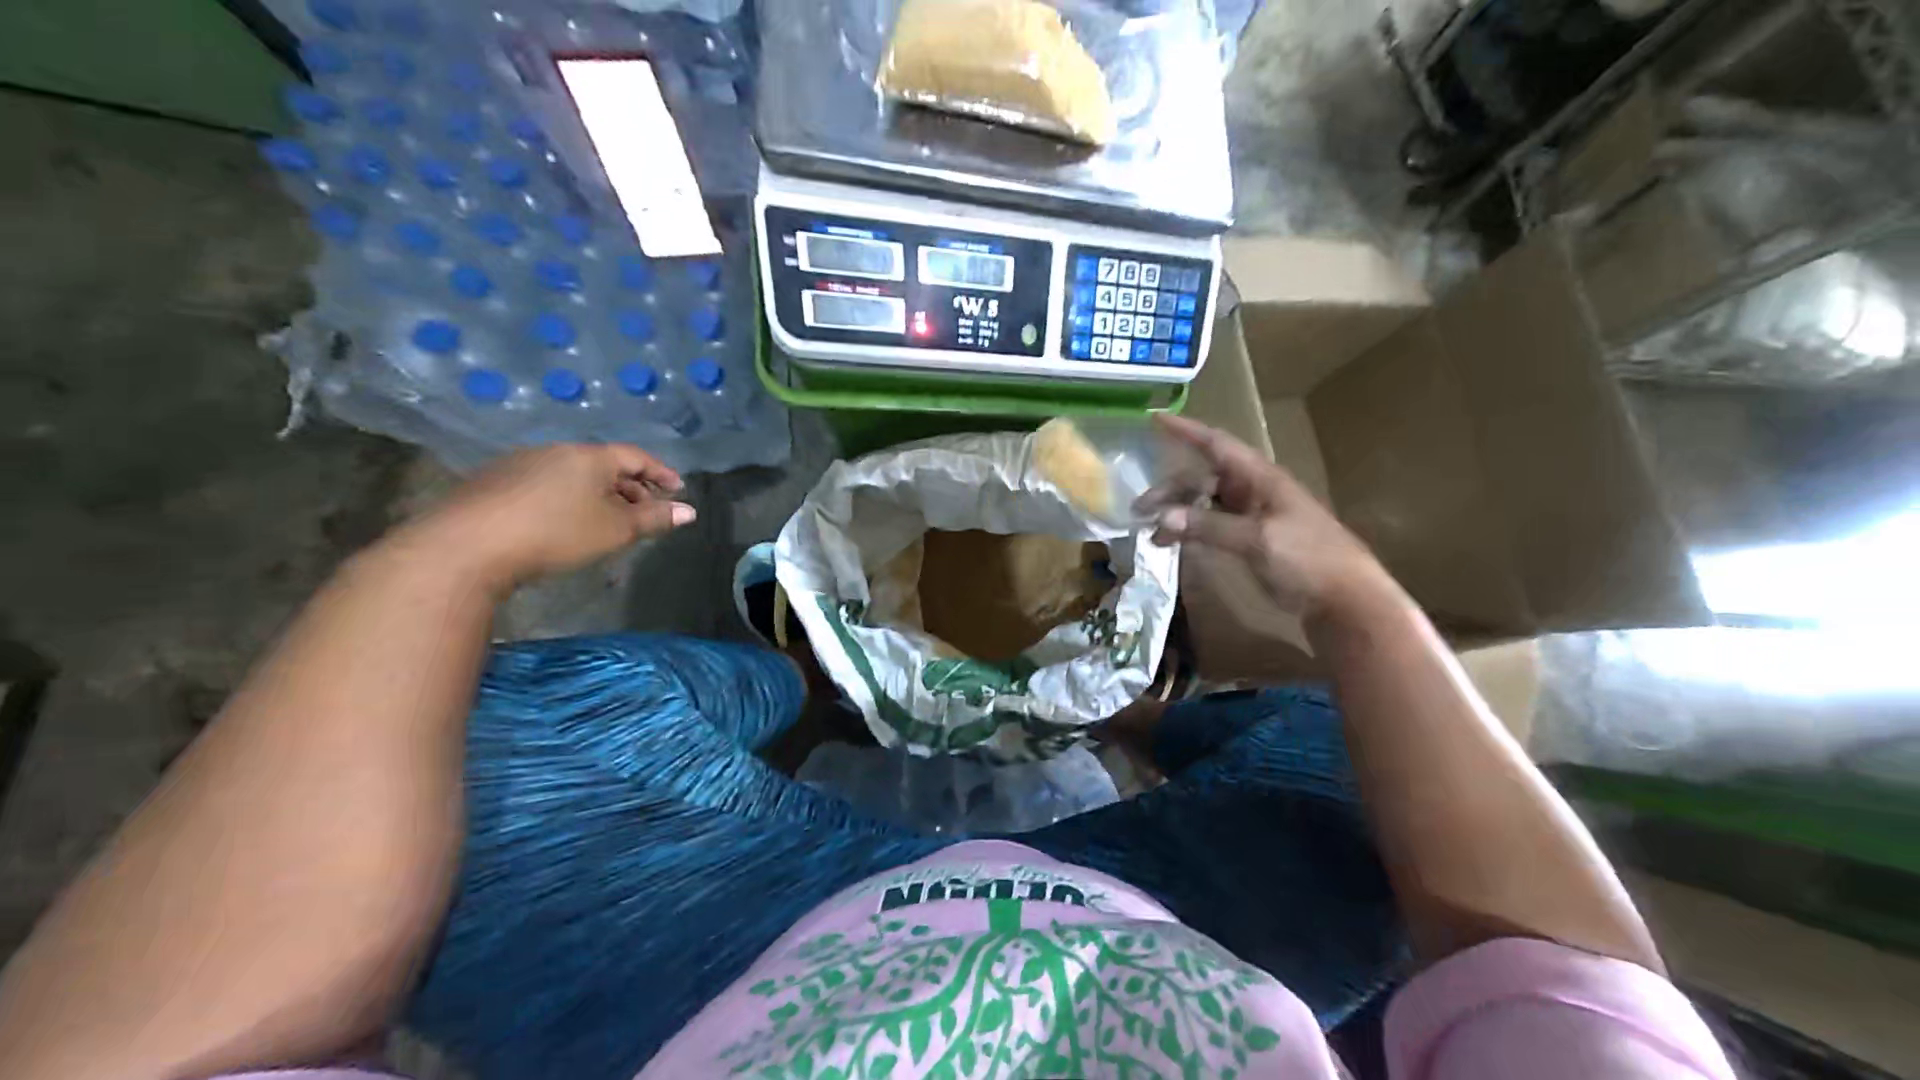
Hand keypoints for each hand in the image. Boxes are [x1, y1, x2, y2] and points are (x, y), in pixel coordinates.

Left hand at [389, 444, 695, 592]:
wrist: (467, 546)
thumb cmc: (556, 533)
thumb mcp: (615, 530)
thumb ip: (654, 519)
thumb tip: (689, 511)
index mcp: (589, 456)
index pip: (636, 456)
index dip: (660, 472)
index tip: (677, 488)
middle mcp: (555, 451)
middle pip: (603, 464)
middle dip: (629, 486)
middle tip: (644, 511)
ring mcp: (520, 464)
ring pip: (572, 475)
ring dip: (596, 494)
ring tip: (606, 520)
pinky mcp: (493, 483)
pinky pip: (545, 484)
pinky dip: (566, 499)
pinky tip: (562, 523)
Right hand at [1149, 414, 1395, 622]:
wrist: (1345, 601)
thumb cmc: (1307, 560)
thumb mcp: (1256, 539)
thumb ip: (1208, 526)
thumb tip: (1161, 517)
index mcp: (1261, 479)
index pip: (1217, 445)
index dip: (1186, 431)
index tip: (1155, 420)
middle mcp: (1254, 491)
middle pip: (1204, 478)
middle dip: (1171, 489)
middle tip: (1140, 510)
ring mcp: (1254, 516)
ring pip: (1206, 504)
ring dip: (1178, 513)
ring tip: (1153, 534)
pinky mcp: (1254, 541)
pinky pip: (1213, 526)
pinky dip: (1192, 530)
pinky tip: (1174, 543)